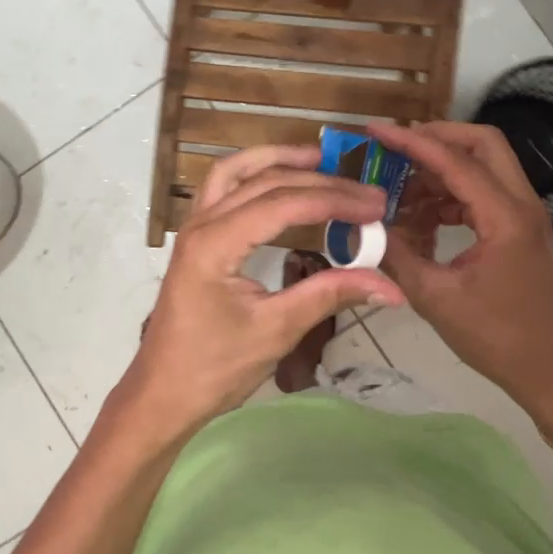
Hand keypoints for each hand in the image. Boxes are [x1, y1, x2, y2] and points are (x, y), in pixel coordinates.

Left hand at [122, 145, 405, 435]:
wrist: (163, 393)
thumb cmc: (214, 367)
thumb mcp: (276, 330)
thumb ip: (329, 295)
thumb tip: (390, 285)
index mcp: (215, 243)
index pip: (283, 203)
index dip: (334, 200)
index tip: (376, 207)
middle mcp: (200, 225)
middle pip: (262, 182)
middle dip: (317, 182)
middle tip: (365, 193)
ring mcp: (193, 230)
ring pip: (233, 174)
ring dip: (275, 162)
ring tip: (319, 160)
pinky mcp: (195, 242)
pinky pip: (222, 192)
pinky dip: (254, 178)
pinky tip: (280, 186)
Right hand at [366, 121, 552, 417]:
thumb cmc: (496, 338)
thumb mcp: (434, 297)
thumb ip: (396, 254)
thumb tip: (362, 225)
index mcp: (506, 218)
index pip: (455, 161)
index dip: (412, 142)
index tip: (375, 131)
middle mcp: (522, 206)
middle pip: (482, 144)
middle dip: (436, 138)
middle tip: (393, 148)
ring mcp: (524, 217)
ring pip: (483, 167)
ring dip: (440, 170)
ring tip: (397, 191)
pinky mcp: (519, 232)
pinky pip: (483, 194)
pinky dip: (450, 195)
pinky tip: (420, 220)